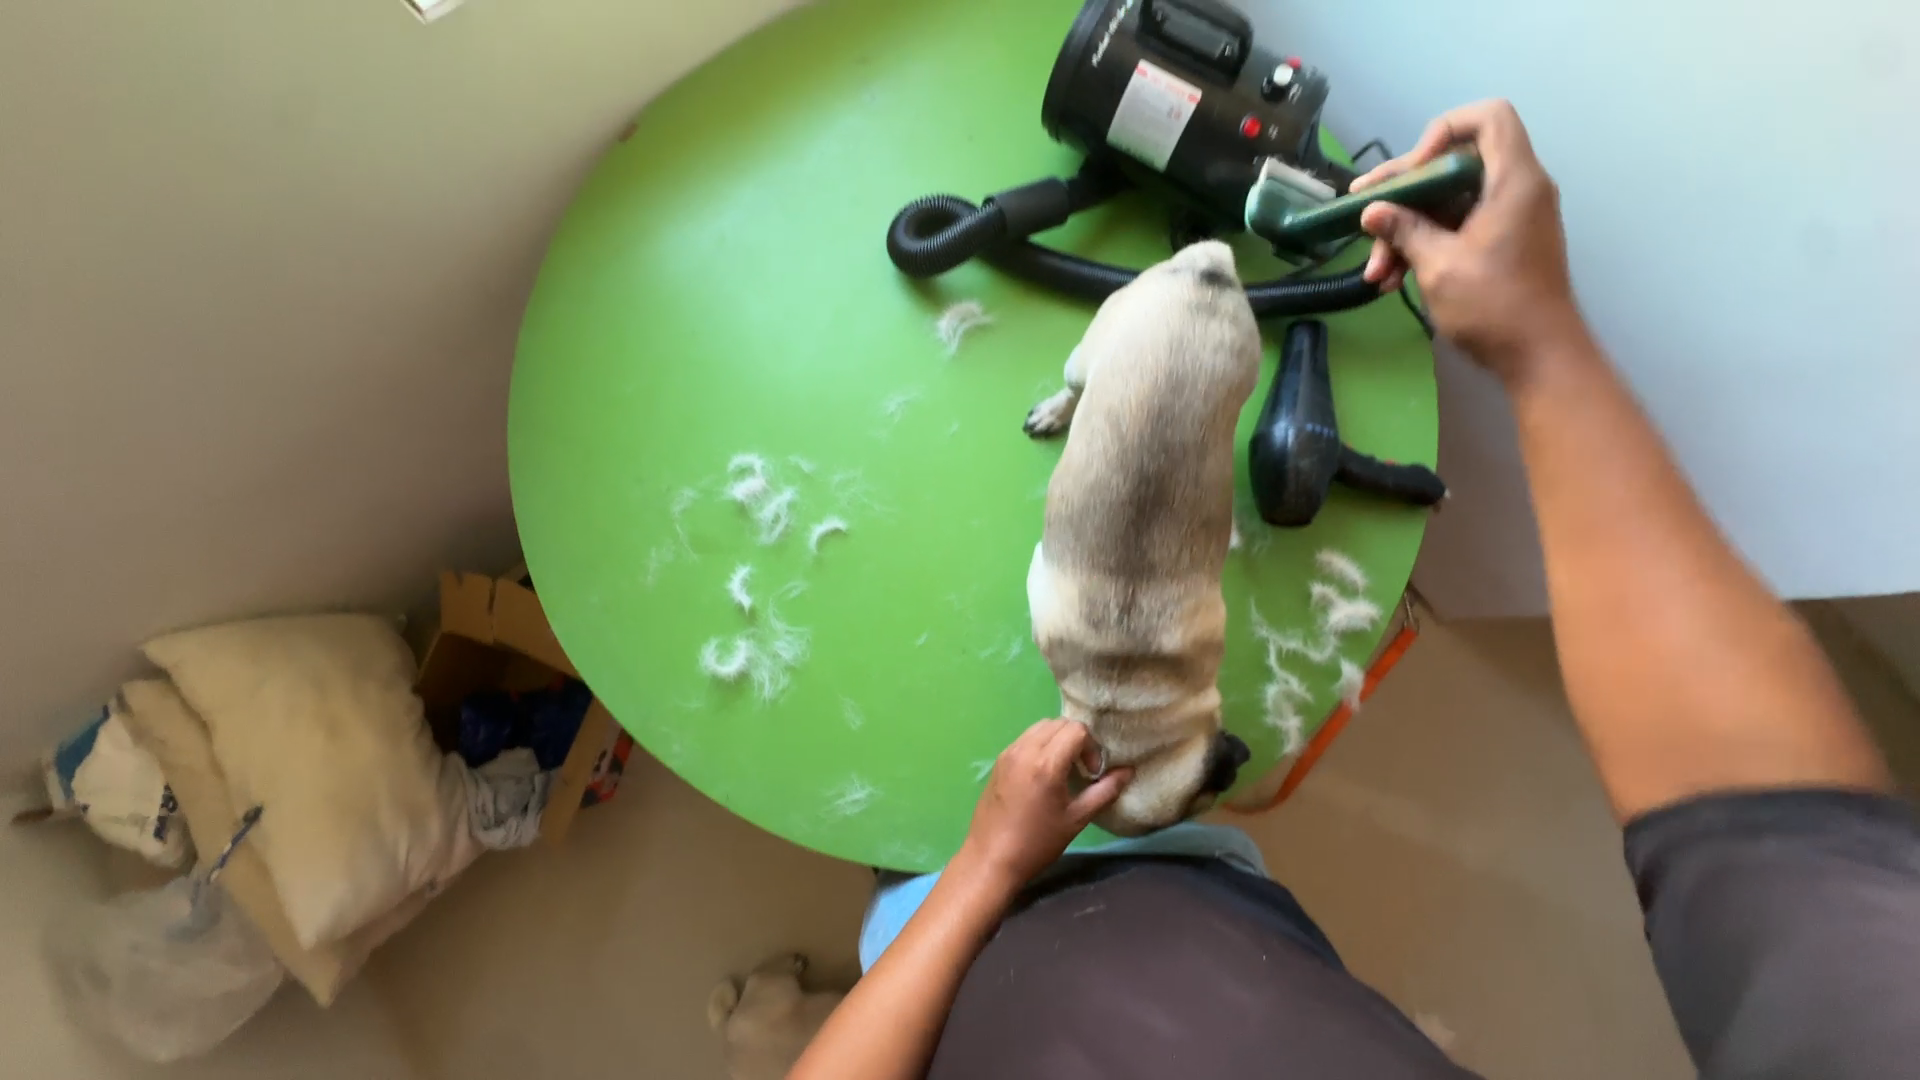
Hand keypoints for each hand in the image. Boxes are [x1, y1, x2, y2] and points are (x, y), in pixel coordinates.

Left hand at [957, 719, 1129, 888]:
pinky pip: (1026, 738)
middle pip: (1059, 723)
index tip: (1091, 773)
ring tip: (1063, 770)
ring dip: (1058, 739)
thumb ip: (1105, 791)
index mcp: (1046, 763)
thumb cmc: (1037, 842)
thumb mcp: (1077, 819)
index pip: (1077, 729)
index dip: (1091, 747)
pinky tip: (1043, 774)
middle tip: (1081, 769)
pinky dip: (1041, 744)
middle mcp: (1025, 749)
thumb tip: (1128, 771)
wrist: (991, 858)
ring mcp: (1009, 752)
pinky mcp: (999, 760)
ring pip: (1041, 727)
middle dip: (1077, 740)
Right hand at [1352, 100, 1587, 383]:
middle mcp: (1514, 189)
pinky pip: (1455, 228)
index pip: (1486, 119)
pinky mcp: (1498, 242)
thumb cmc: (1493, 305)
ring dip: (1405, 233)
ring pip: (1446, 204)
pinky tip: (1393, 279)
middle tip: (1361, 217)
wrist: (1537, 353)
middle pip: (1452, 166)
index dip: (1441, 134)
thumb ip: (1405, 231)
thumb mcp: (1439, 265)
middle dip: (1403, 196)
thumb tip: (1370, 210)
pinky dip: (1423, 247)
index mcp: (1512, 180)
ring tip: (1376, 272)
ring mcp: (1507, 217)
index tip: (1409, 174)